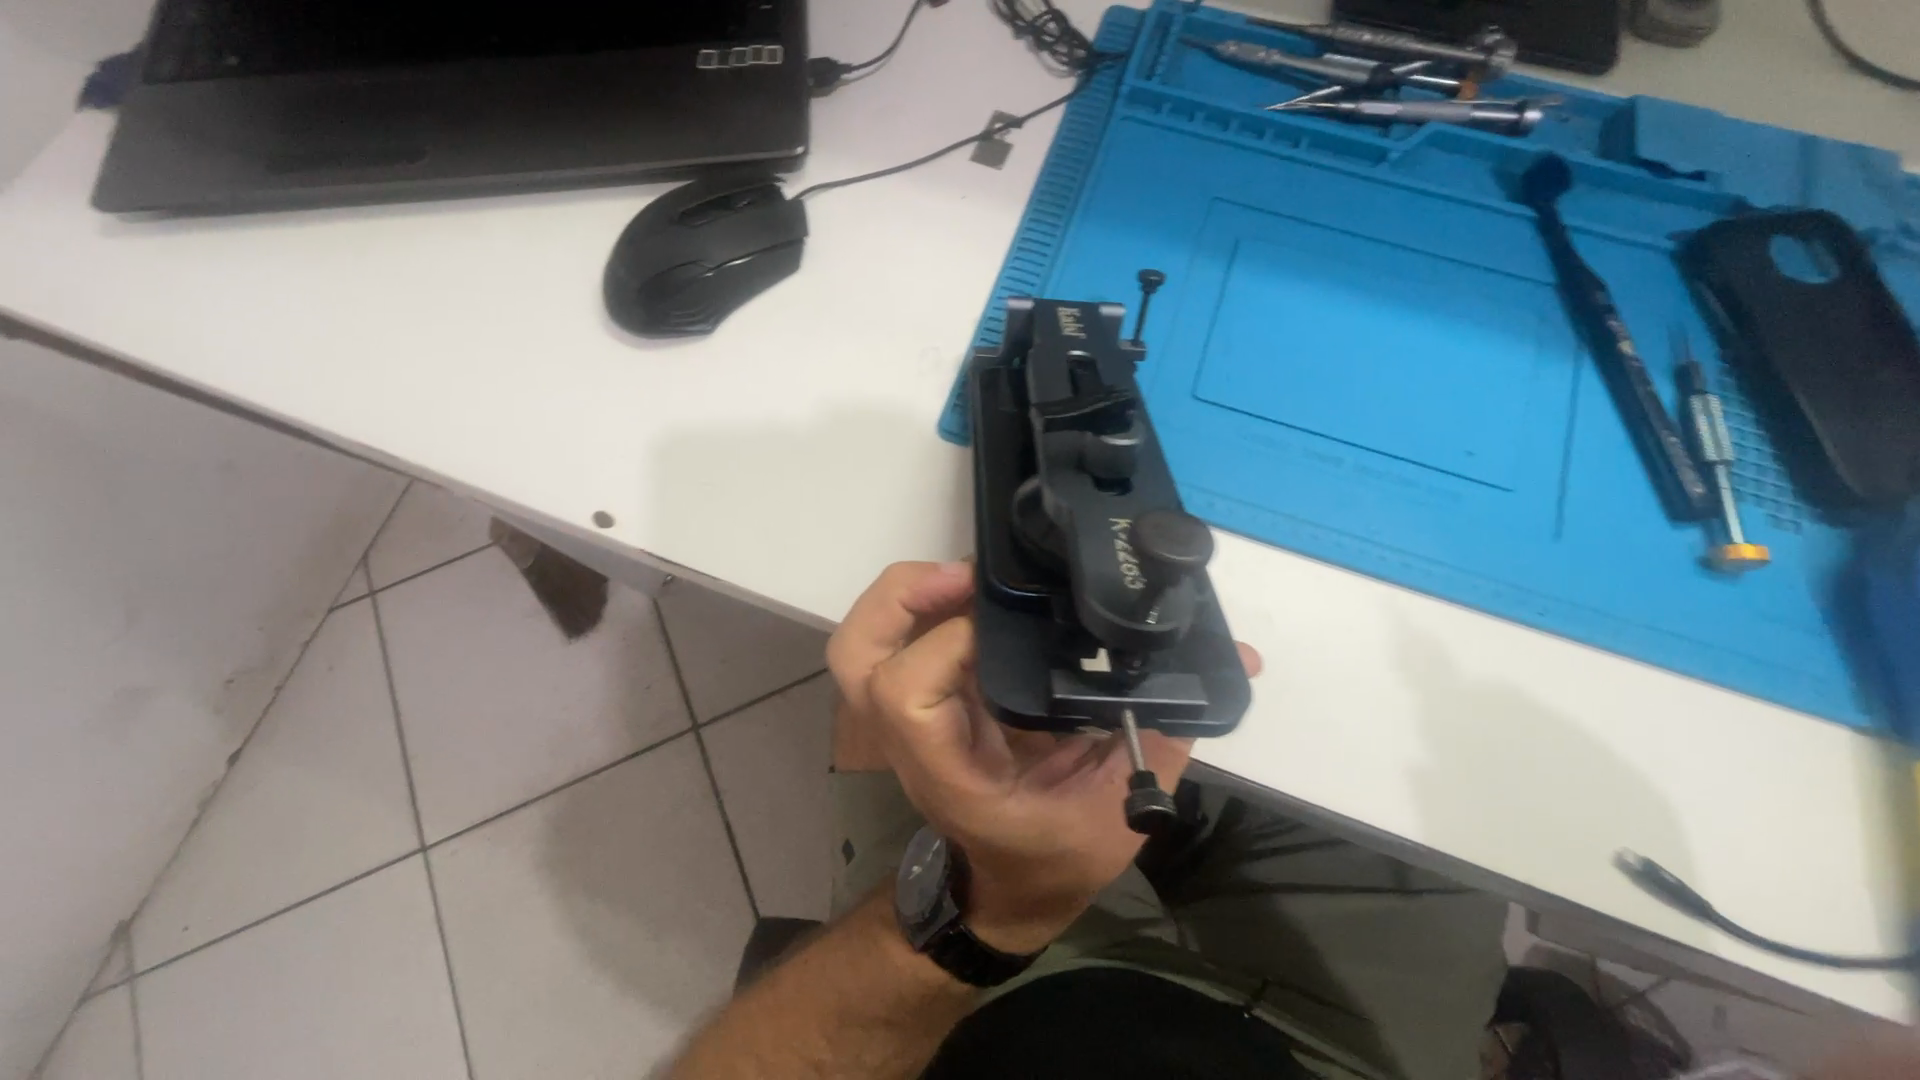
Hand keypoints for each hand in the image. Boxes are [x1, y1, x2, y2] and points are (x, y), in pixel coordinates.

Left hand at [827, 561, 1261, 955]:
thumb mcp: (1120, 810)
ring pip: (868, 642)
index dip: (945, 642)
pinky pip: (907, 641)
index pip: (905, 695)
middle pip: (859, 654)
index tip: (1006, 624)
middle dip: (902, 597)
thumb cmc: (1054, 861)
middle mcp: (914, 740)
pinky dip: (933, 607)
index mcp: (950, 772)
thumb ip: (1164, 735)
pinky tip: (987, 599)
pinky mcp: (931, 700)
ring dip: (912, 594)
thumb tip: (1231, 663)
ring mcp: (914, 717)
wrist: (1010, 889)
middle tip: (966, 575)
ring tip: (973, 576)